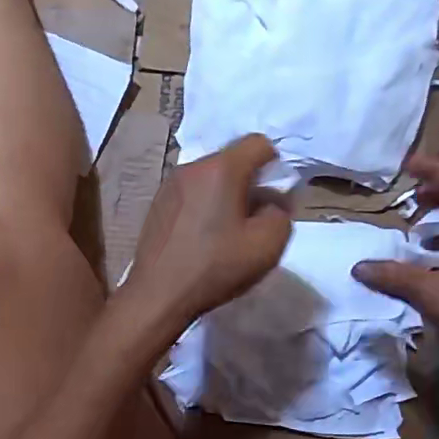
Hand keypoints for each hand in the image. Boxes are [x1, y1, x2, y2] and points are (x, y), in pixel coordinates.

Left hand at [120, 134, 293, 335]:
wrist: (158, 295)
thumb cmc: (215, 268)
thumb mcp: (267, 246)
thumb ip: (282, 214)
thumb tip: (272, 203)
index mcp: (221, 168)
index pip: (259, 143)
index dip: (276, 167)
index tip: (275, 200)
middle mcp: (192, 167)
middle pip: (232, 160)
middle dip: (250, 183)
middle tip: (254, 220)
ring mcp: (169, 185)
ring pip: (210, 178)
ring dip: (225, 196)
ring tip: (227, 232)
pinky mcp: (157, 204)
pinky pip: (191, 194)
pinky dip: (203, 207)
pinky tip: (202, 238)